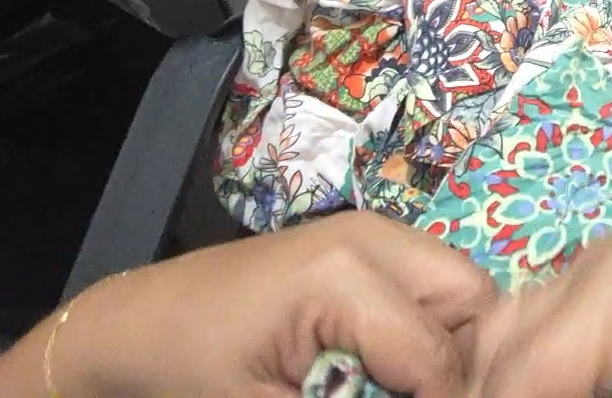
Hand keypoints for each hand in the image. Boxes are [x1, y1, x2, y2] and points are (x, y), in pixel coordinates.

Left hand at [0, 211, 496, 397]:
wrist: (139, 324)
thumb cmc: (190, 375)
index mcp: (346, 274)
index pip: (439, 354)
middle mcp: (373, 234)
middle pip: (472, 296)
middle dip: (467, 362)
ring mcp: (371, 230)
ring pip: (458, 286)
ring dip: (450, 343)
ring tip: (406, 386)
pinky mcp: (364, 240)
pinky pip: (427, 282)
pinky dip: (426, 326)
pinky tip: (392, 363)